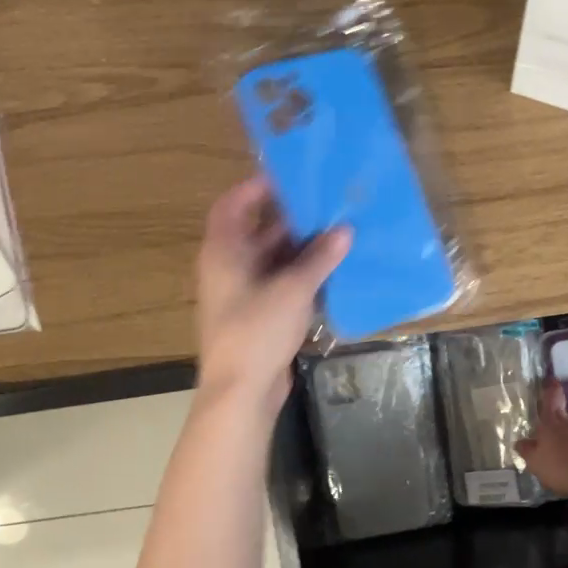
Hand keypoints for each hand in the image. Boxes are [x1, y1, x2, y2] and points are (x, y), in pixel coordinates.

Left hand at [194, 177, 349, 407]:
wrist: (241, 390)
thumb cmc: (257, 330)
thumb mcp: (293, 289)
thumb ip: (319, 258)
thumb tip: (344, 230)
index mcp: (224, 251)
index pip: (234, 205)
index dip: (258, 188)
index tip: (293, 178)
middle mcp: (229, 267)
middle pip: (257, 231)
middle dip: (292, 219)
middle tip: (329, 205)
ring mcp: (242, 294)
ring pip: (273, 260)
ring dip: (302, 250)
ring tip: (339, 235)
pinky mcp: (258, 316)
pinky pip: (281, 285)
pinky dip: (303, 277)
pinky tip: (333, 273)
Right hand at [516, 380, 567, 500]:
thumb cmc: (562, 466)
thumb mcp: (536, 462)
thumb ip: (527, 450)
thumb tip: (520, 441)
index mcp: (553, 421)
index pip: (552, 396)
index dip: (551, 387)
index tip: (550, 379)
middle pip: (566, 409)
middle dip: (559, 410)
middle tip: (549, 416)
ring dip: (567, 430)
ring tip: (558, 441)